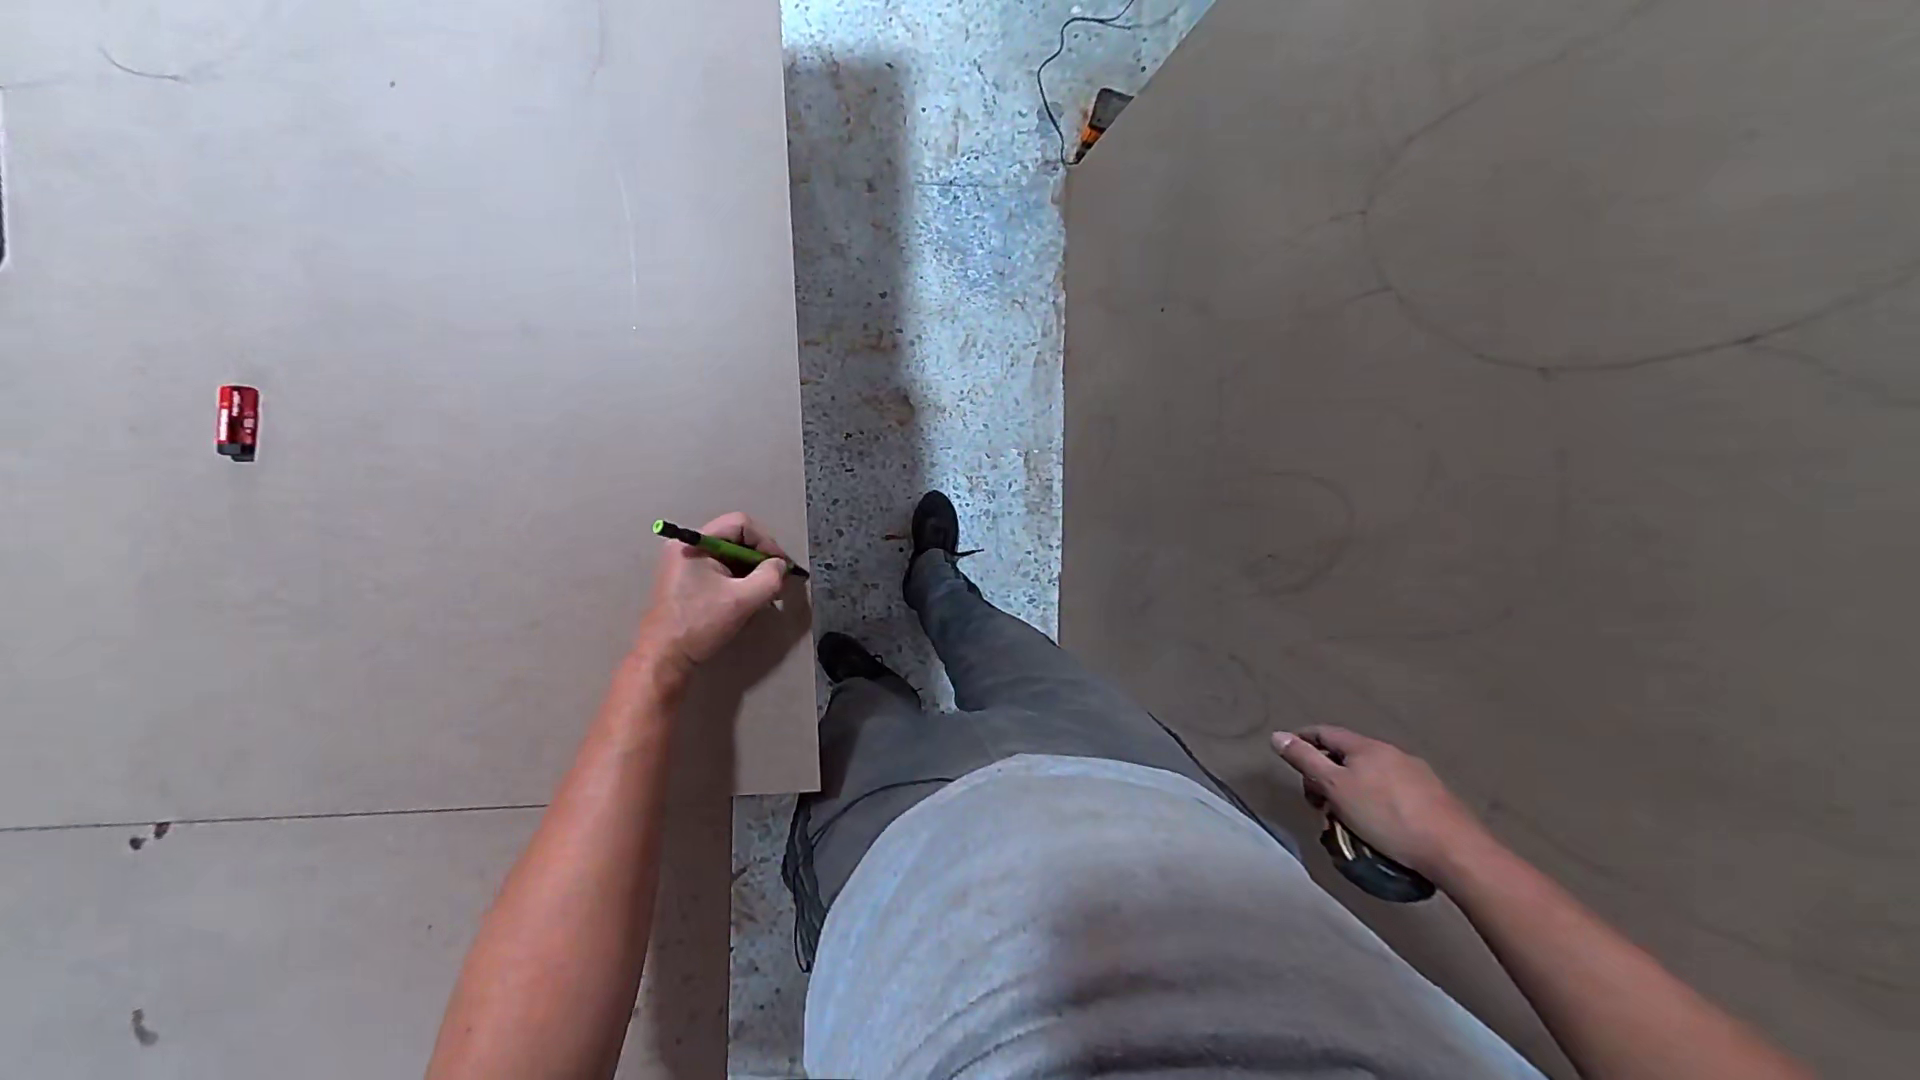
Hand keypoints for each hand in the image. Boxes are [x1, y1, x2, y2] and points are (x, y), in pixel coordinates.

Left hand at [633, 512, 790, 673]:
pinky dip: (740, 580)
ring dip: (752, 571)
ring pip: (730, 556)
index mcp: (694, 543)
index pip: (740, 524)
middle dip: (761, 558)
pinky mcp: (687, 581)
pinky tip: (749, 599)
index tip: (781, 566)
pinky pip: (721, 570)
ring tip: (766, 593)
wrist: (664, 658)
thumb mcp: (743, 599)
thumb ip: (770, 577)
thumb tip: (780, 566)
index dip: (766, 542)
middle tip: (777, 580)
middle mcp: (687, 546)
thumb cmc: (700, 624)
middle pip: (736, 538)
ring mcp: (685, 564)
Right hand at [1270, 726, 1486, 879]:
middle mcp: (1392, 753)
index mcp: (1366, 747)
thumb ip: (1305, 760)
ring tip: (1345, 818)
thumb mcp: (1335, 787)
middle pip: (1347, 756)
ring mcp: (1417, 775)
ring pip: (1370, 775)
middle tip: (1317, 802)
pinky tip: (1377, 824)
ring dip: (1350, 790)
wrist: (1455, 852)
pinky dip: (1374, 801)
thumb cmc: (1386, 816)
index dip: (1302, 740)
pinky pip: (1392, 791)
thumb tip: (1278, 735)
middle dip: (1325, 774)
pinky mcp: (1435, 799)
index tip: (1288, 756)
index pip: (1325, 733)